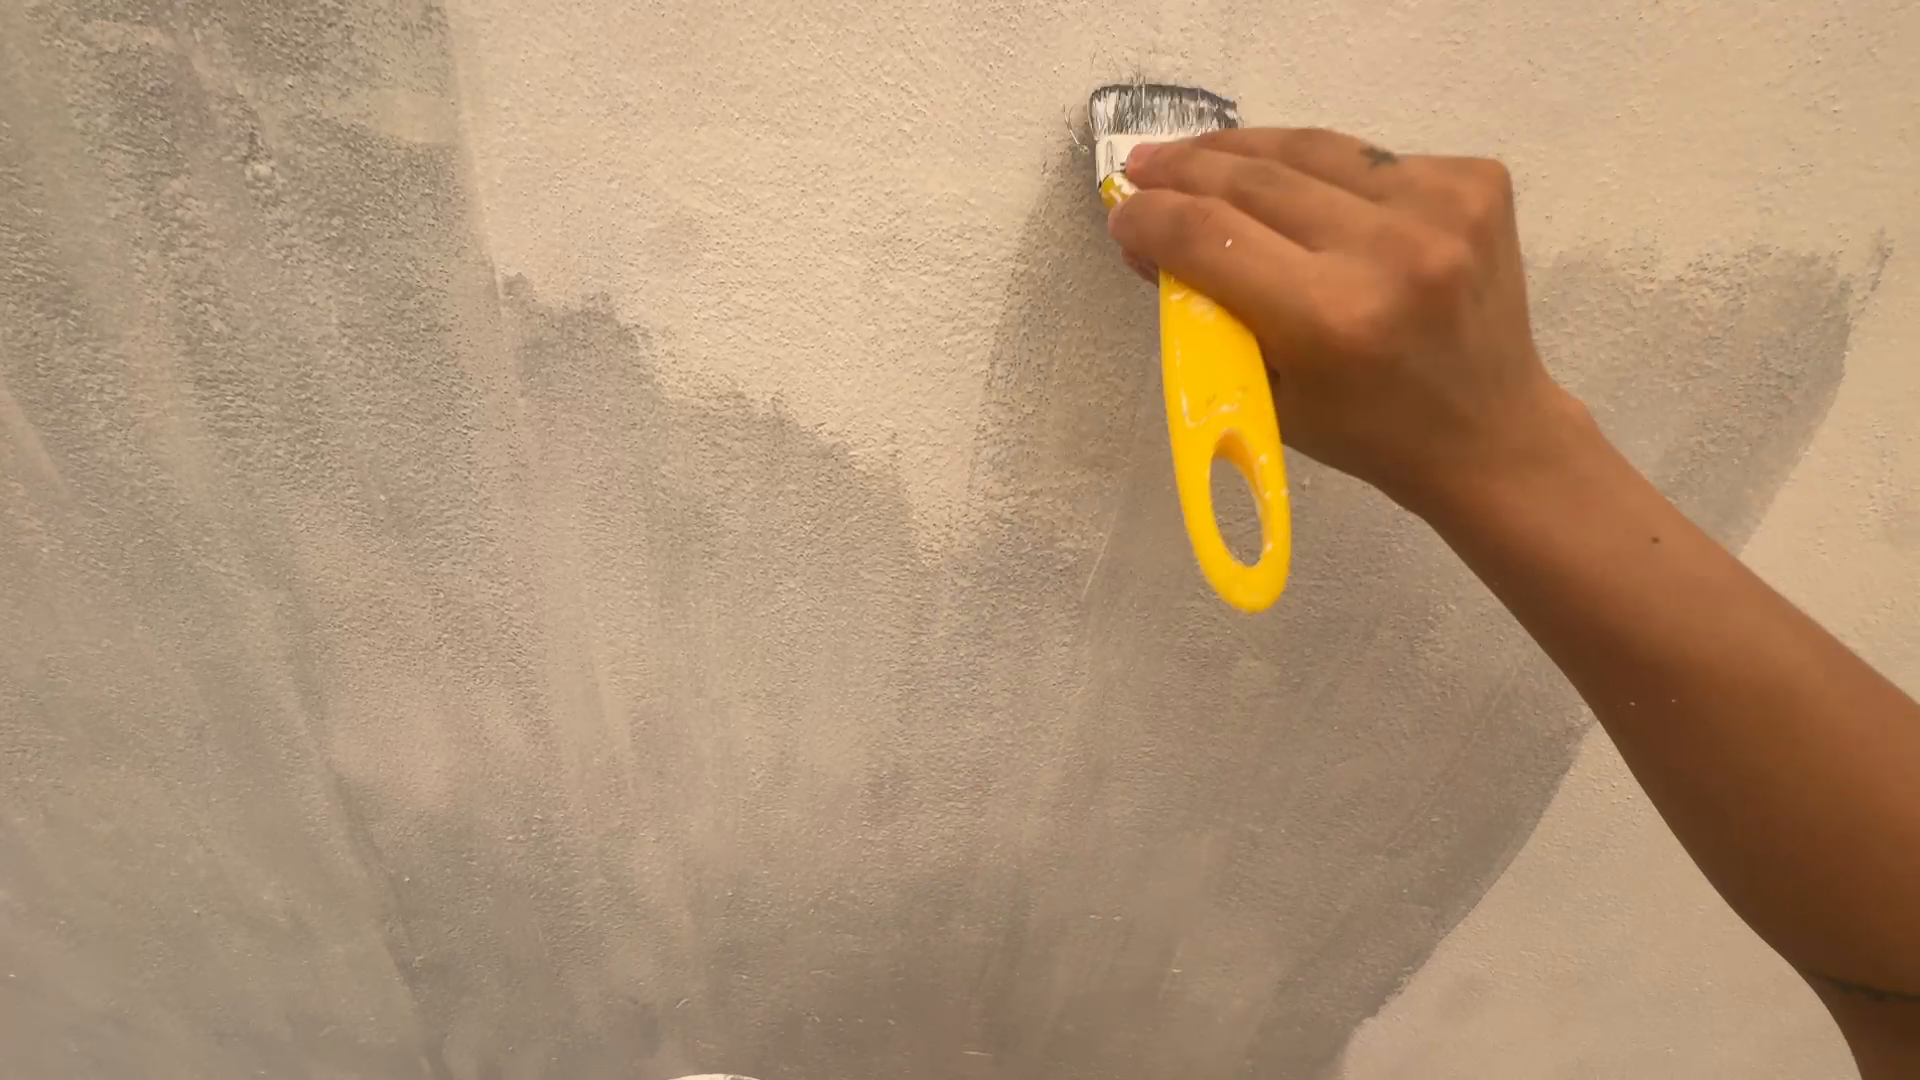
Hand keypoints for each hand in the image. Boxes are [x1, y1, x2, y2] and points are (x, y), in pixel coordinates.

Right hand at [1108, 128, 1589, 513]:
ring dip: (1237, 150)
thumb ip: (1208, 316)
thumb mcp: (1264, 392)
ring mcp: (1442, 203)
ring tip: (1191, 155)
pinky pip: (1359, 158)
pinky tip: (1281, 185)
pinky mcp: (1475, 179)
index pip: (1212, 239)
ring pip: (1307, 150)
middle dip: (1184, 169)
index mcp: (1330, 319)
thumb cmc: (1360, 432)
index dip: (1153, 219)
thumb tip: (1150, 247)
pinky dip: (1307, 168)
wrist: (1484, 429)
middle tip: (1139, 166)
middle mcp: (1390, 249)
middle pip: (1254, 181)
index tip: (1121, 215)